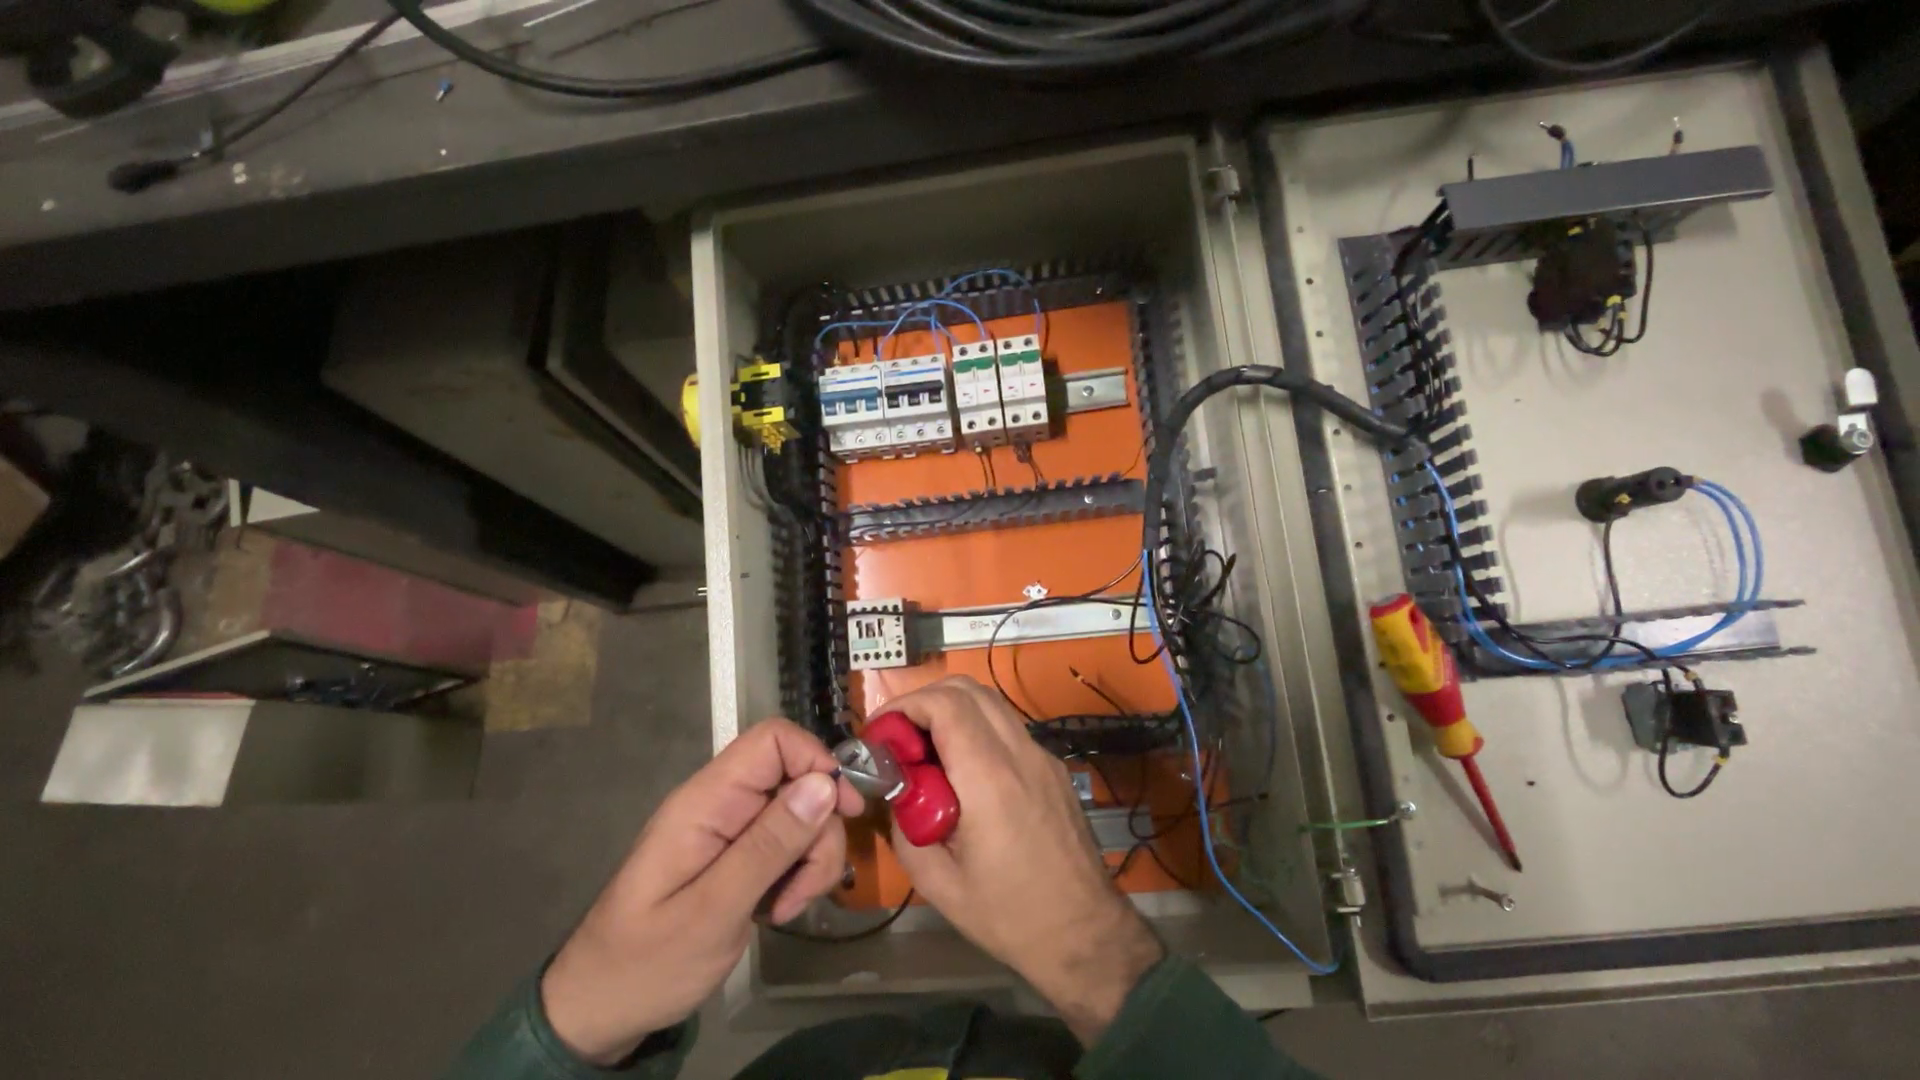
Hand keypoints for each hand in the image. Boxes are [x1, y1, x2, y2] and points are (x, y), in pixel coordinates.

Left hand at [540, 718, 863, 1064]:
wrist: (602, 1008)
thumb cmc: (647, 962)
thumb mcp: (712, 910)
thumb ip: (769, 845)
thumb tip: (824, 784)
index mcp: (706, 801)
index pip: (772, 740)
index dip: (816, 762)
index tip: (843, 811)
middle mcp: (723, 805)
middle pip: (798, 782)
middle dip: (818, 831)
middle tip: (805, 889)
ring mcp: (733, 832)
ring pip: (802, 817)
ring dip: (812, 861)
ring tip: (786, 909)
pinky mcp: (741, 859)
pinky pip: (789, 846)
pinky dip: (799, 875)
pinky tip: (779, 910)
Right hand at [878, 676, 1163, 1043]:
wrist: (1085, 934)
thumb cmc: (1009, 915)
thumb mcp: (938, 883)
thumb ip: (904, 827)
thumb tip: (894, 790)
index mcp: (989, 779)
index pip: (945, 704)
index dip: (904, 706)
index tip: (880, 734)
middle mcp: (1020, 754)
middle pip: (968, 689)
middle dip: (924, 702)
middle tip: (898, 740)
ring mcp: (1043, 758)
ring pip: (991, 703)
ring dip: (951, 712)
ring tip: (926, 755)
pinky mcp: (1053, 769)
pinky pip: (1009, 729)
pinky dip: (977, 730)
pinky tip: (962, 774)